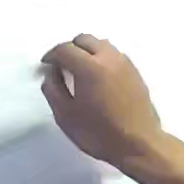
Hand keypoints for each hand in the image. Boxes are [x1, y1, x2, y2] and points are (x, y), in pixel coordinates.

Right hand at [41, 34, 183, 179]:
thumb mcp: (65, 115)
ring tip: (77, 70)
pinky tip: (95, 77)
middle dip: (69, 49)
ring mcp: (125, 65)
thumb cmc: (98, 132)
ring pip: (101, 44)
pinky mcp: (135, 73)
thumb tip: (51, 74)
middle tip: (60, 65)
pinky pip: (114, 55)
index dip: (51, 55)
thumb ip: (53, 90)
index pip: (65, 49)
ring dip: (86, 51)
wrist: (138, 144)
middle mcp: (109, 59)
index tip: (45, 65)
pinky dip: (100, 58)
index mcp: (89, 68)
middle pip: (84, 39)